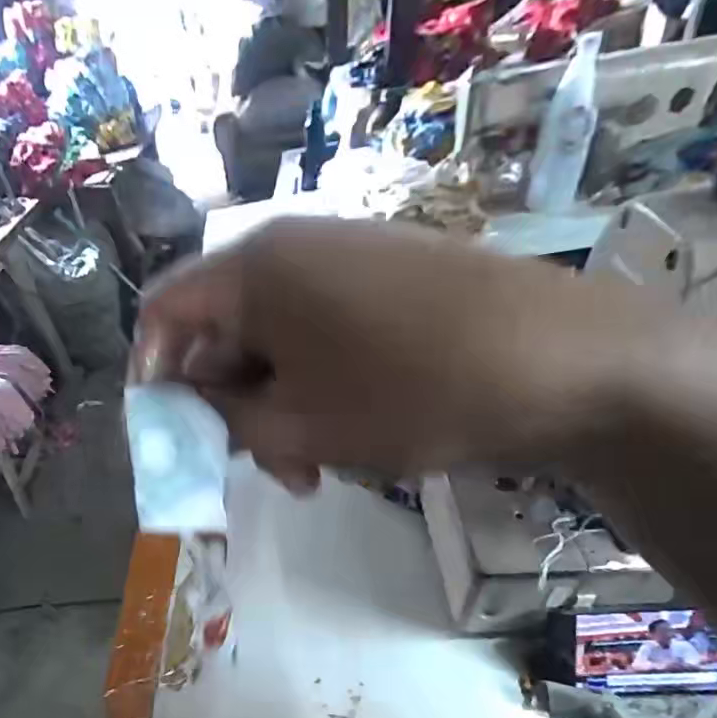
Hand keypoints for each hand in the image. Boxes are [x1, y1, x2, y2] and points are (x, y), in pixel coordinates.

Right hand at [134, 218, 683, 487]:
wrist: (561, 363)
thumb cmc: (412, 395)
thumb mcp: (303, 425)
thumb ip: (227, 422)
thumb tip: (194, 410)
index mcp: (256, 268)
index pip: (165, 311)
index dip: (155, 376)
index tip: (172, 435)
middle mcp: (295, 248)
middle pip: (225, 330)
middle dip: (232, 408)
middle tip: (267, 469)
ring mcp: (349, 259)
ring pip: (280, 342)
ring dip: (281, 409)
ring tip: (317, 468)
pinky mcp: (391, 280)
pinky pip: (327, 336)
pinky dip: (320, 388)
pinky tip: (353, 432)